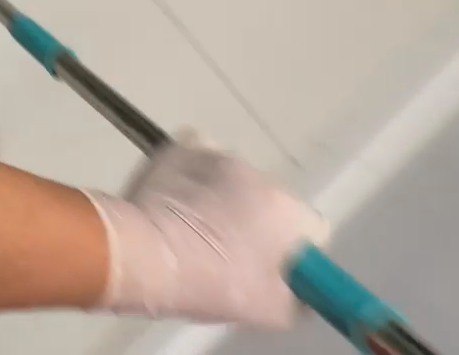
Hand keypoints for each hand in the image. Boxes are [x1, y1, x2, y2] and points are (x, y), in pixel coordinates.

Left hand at [86, 134, 327, 327]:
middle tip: (232, 246)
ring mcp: (212, 153)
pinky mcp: (177, 146)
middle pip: (270, 198)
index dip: (294, 249)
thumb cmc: (215, 283)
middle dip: (259, 219)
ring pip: (233, 176)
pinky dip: (195, 170)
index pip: (310, 228)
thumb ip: (300, 293)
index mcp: (287, 208)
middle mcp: (255, 172)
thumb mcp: (277, 311)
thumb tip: (297, 282)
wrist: (148, 252)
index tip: (273, 266)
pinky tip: (182, 191)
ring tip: (199, 221)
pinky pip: (198, 155)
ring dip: (226, 193)